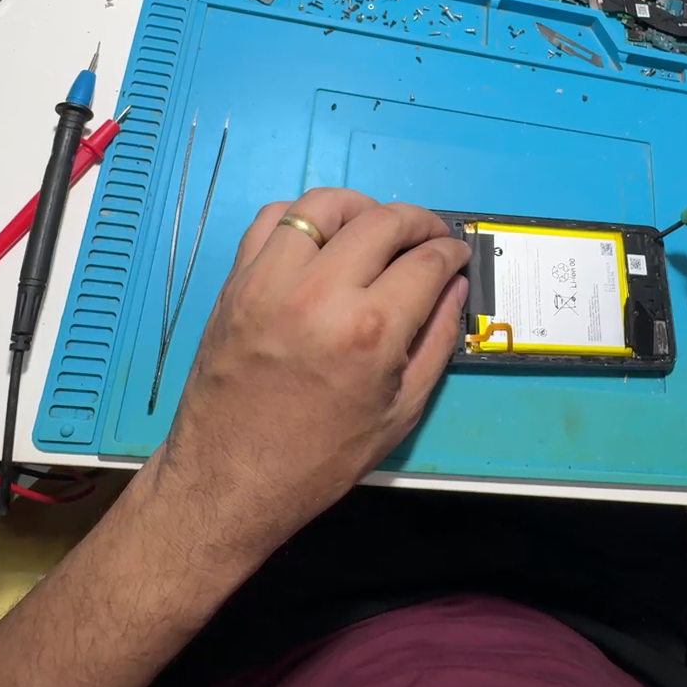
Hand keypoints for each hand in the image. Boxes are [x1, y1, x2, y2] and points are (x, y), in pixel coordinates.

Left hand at [144, 189, 470, 557]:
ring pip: (324, 204)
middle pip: (383, 221)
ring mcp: (270, 280)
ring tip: (376, 228)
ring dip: (363, 208)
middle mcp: (320, 292)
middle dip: (419, 221)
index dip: (452, 251)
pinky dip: (304, 216)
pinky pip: (271, 218)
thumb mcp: (401, 411)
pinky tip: (321, 238)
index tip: (457, 253)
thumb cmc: (323, 458)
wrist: (229, 482)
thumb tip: (455, 284)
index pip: (426, 261)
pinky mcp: (237, 281)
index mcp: (369, 330)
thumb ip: (438, 339)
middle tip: (429, 236)